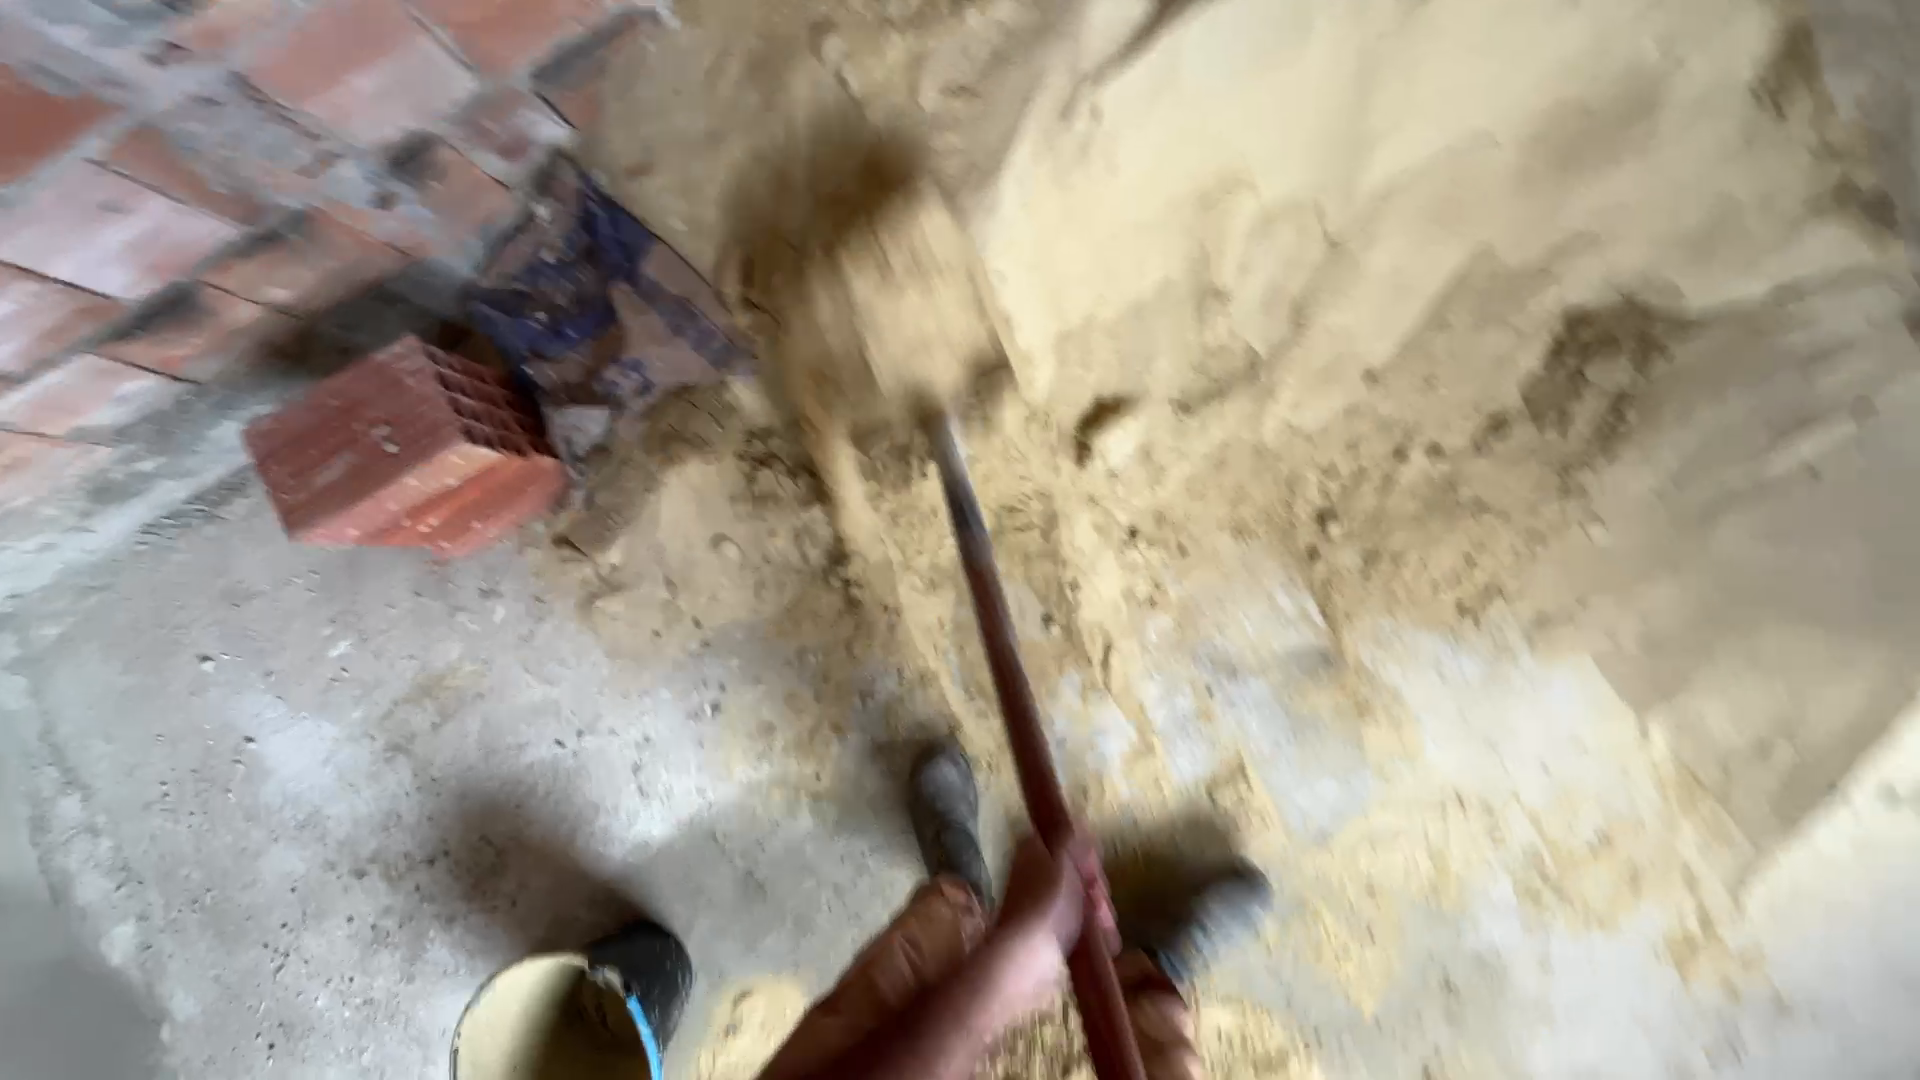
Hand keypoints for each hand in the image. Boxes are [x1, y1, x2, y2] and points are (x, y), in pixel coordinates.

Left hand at [986, 828, 1113, 1016]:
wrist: (1028, 957)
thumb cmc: (1047, 902)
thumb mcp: (1064, 861)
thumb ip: (1073, 839)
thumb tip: (1077, 819)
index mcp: (1034, 850)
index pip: (1067, 842)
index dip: (1086, 855)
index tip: (1094, 870)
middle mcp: (1035, 873)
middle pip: (1077, 871)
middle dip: (1096, 887)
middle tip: (1099, 901)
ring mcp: (1042, 903)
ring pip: (1082, 898)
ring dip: (1100, 911)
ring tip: (1104, 926)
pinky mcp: (1049, 930)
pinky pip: (1079, 922)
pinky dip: (1094, 929)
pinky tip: (1107, 940)